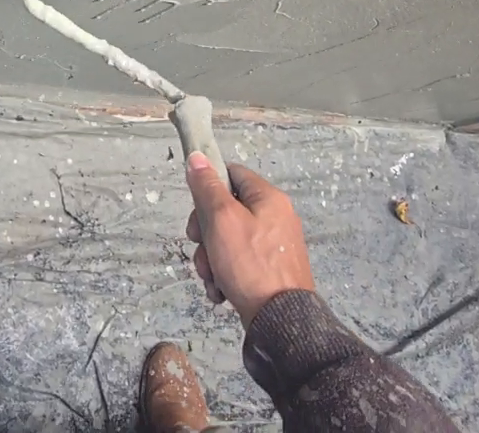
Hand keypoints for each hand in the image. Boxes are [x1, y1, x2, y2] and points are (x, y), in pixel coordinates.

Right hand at [184, 152, 314, 324]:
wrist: (281, 322)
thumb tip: (197, 156)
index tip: (197, 209)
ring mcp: (274, 246)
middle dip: (205, 231)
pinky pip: (239, 261)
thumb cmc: (250, 264)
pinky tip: (221, 288)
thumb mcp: (221, 218)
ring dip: (212, 256)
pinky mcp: (271, 271)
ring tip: (212, 276)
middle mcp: (276, 218)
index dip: (208, 188)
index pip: (231, 173)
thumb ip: (206, 186)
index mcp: (269, 198)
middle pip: (226, 209)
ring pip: (228, 238)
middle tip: (200, 246)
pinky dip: (225, 273)